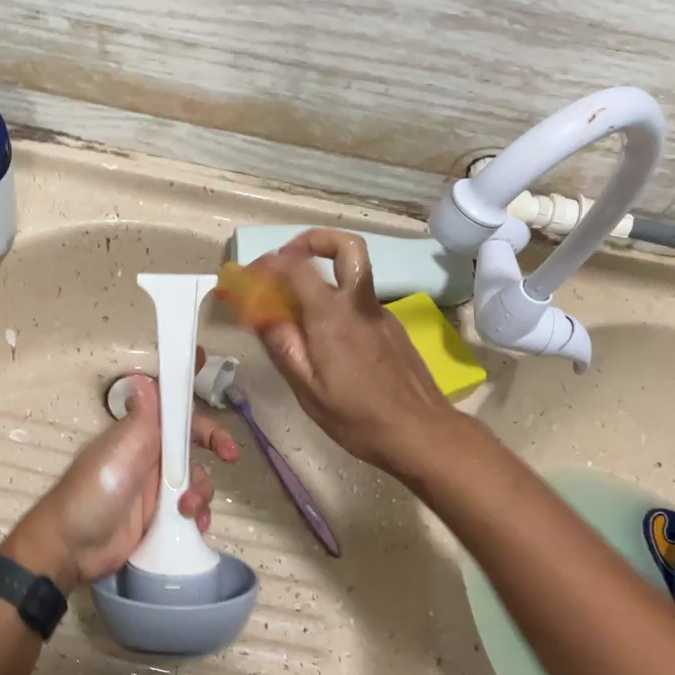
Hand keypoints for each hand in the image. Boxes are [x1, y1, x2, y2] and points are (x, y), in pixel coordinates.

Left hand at [2, 375, 240, 591]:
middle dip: (215, 447)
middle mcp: (149, 458)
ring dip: (202, 492)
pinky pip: (191, 512)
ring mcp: (154, 491)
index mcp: (139, 435)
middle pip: (193, 445)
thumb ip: (142, 415)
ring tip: (188, 510)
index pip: (173, 412)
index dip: (195, 405)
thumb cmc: (96, 490)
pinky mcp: (159, 520)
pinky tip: (195, 526)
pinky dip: (199, 516)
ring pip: (195, 481)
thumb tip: (143, 376)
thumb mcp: (121, 448)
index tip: (215, 394)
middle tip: (230, 457)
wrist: (73, 546)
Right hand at [249, 229, 458, 473]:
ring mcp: (380, 314)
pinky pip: (359, 303)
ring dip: (324, 277)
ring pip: (353, 276)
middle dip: (315, 240)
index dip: (270, 262)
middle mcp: (359, 305)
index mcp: (332, 317)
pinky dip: (338, 305)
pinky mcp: (393, 329)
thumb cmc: (358, 418)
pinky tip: (328, 341)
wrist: (422, 433)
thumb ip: (284, 347)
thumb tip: (261, 315)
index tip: (253, 273)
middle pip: (346, 246)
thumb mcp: (308, 390)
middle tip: (289, 259)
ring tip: (299, 312)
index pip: (298, 266)